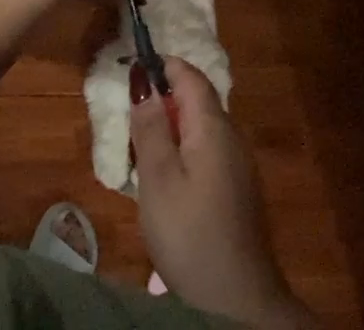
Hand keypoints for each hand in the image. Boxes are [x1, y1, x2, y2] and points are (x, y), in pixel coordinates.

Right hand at [131, 58, 314, 328]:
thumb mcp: (157, 175)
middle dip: (161, 98)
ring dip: (168, 127)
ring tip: (136, 147)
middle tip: (125, 116)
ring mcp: (238, 164)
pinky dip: (181, 150)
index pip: (190, 75)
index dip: (161, 65)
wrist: (236, 298)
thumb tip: (144, 77)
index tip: (129, 70)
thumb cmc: (189, 231)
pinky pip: (206, 151)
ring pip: (199, 127)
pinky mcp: (236, 189)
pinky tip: (162, 177)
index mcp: (214, 126)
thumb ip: (150, 125)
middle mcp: (232, 136)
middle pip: (195, 99)